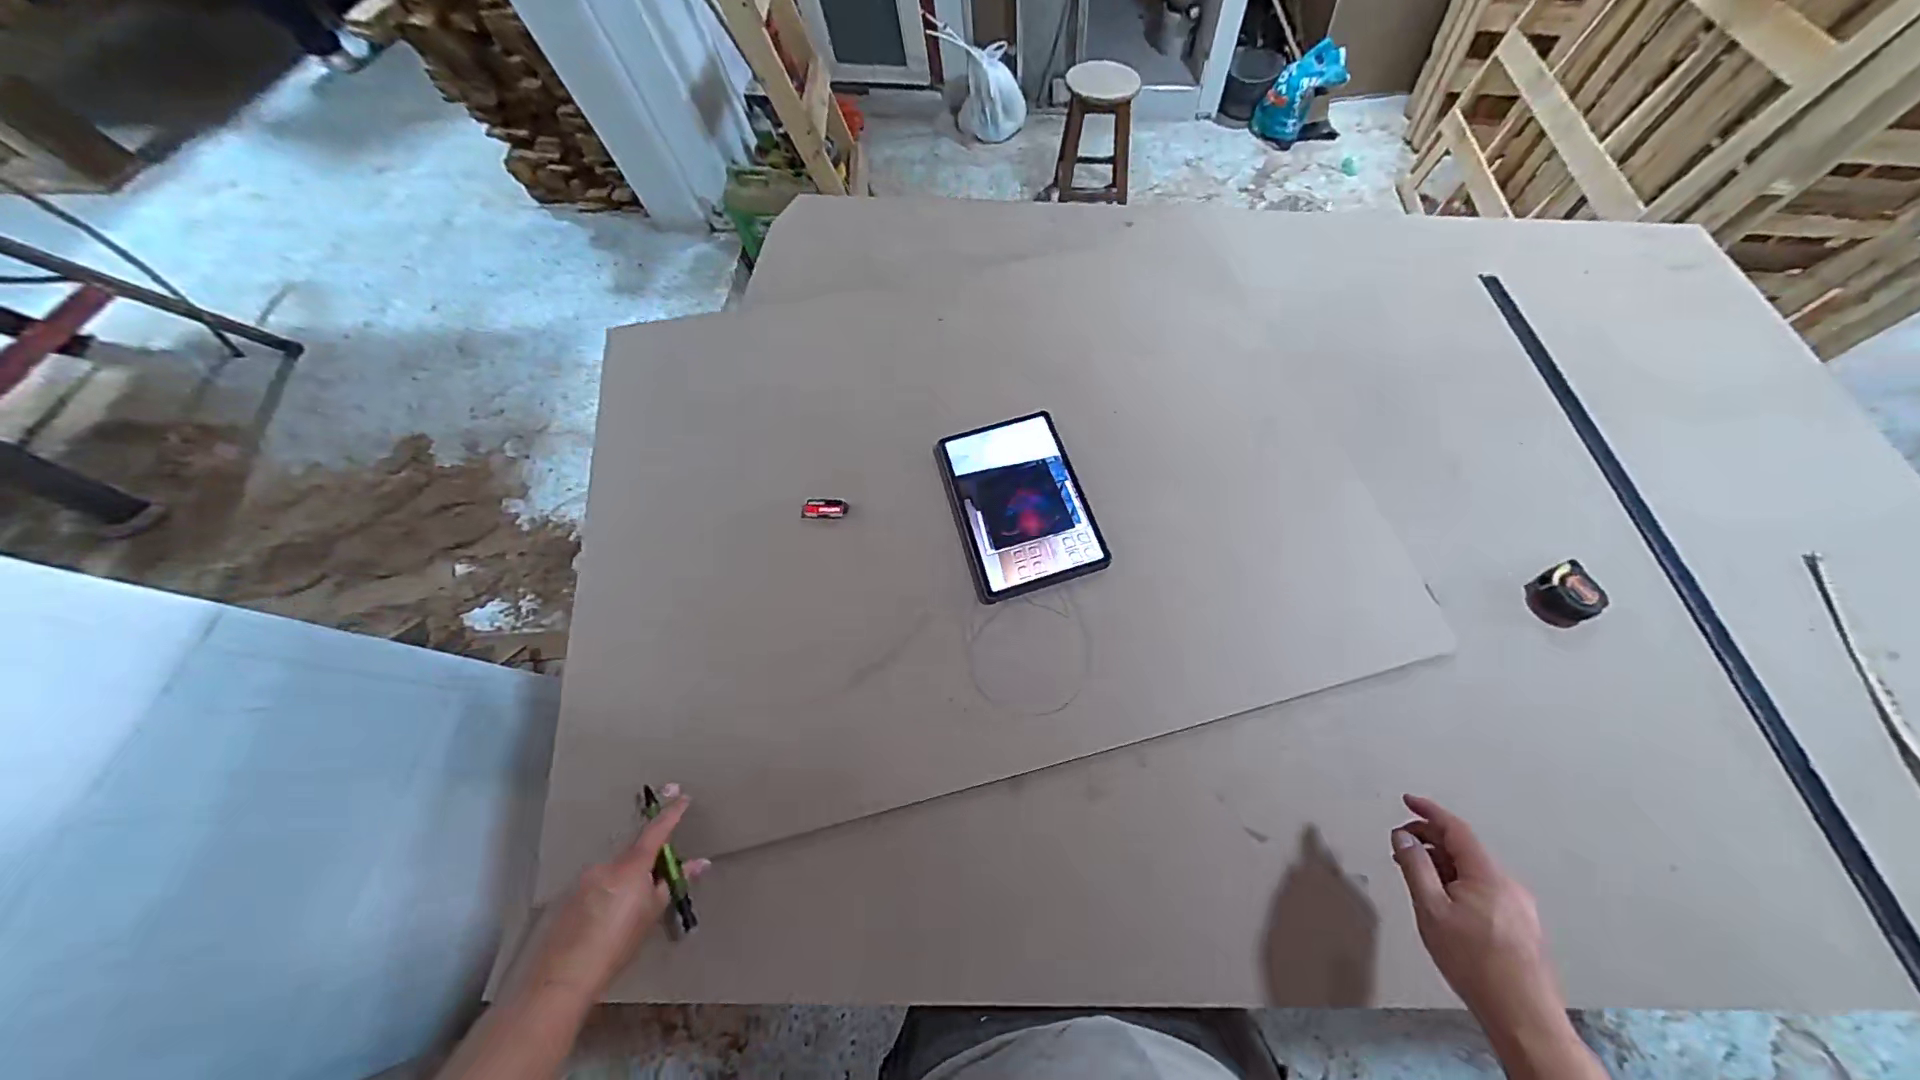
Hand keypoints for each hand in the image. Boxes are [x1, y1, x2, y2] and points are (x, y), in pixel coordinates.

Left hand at [525, 784, 709, 1001]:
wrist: (563, 976)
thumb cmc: (618, 943)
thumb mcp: (652, 912)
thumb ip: (673, 882)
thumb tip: (700, 863)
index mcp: (631, 865)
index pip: (657, 831)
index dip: (672, 813)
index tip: (683, 798)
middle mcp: (606, 864)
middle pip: (632, 856)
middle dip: (645, 867)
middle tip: (652, 891)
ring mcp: (583, 879)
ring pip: (612, 873)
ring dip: (622, 885)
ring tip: (622, 919)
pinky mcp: (567, 897)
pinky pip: (595, 887)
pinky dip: (603, 897)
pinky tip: (601, 925)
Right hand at [1392, 795, 1598, 1079]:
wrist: (1523, 1016)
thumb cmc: (1474, 962)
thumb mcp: (1431, 909)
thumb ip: (1414, 866)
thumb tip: (1403, 836)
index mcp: (1488, 876)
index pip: (1456, 829)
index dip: (1429, 810)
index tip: (1408, 799)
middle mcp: (1508, 885)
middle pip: (1464, 848)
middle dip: (1430, 839)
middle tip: (1401, 845)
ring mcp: (1519, 906)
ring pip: (1473, 870)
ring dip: (1443, 864)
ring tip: (1417, 877)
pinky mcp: (1521, 925)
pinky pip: (1484, 888)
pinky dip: (1458, 882)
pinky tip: (1443, 901)